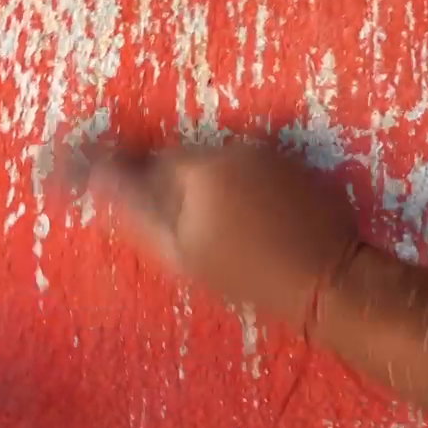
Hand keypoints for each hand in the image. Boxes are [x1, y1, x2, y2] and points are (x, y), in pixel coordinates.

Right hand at [87, 144, 364, 324]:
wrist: (328, 278)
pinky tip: (253, 215)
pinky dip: (242, 183)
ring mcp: (263, 151)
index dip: (132, 173)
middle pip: (184, 158)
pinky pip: (249, 164)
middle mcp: (228, 148)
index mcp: (196, 169)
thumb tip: (100, 182)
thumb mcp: (183, 254)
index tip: (113, 182)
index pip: (148, 159)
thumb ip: (139, 212)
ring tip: (225, 225)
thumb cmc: (248, 275)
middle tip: (186, 223)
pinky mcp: (290, 159)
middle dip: (176, 183)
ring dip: (209, 183)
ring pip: (216, 161)